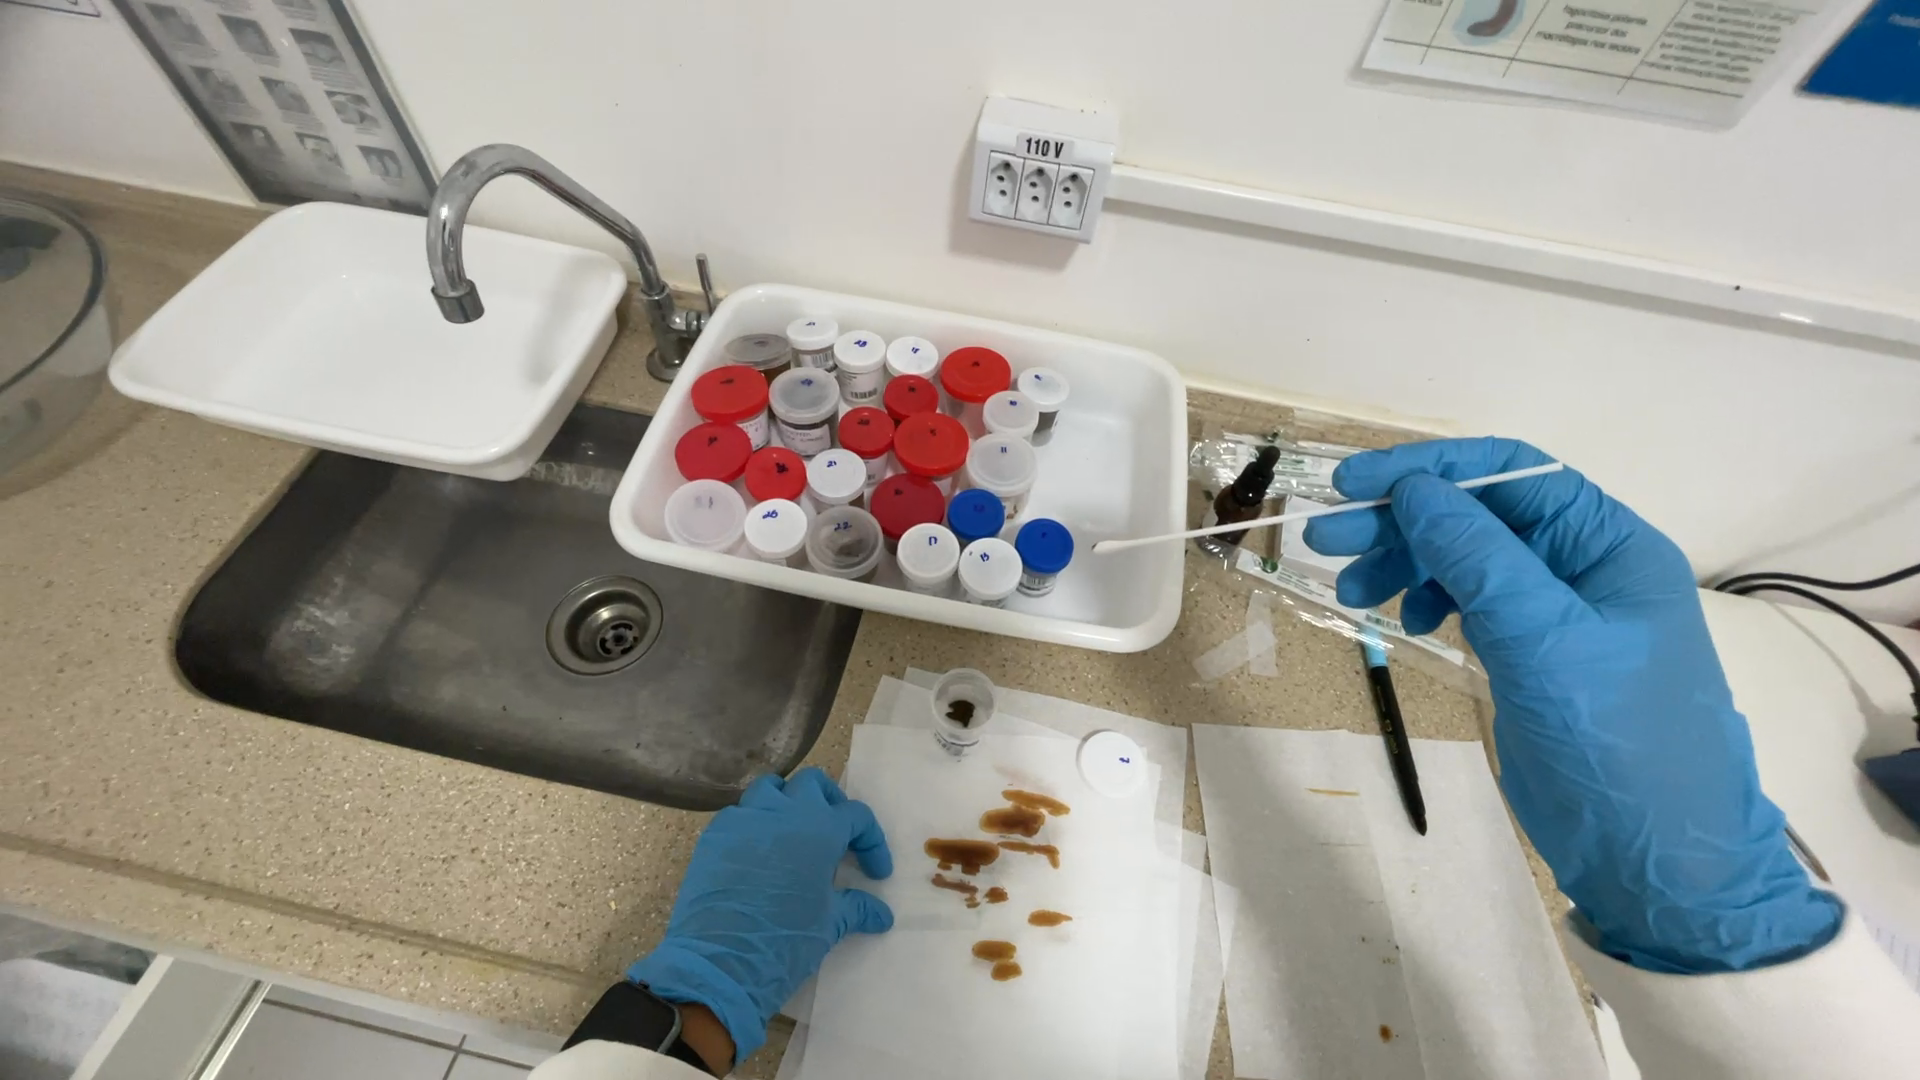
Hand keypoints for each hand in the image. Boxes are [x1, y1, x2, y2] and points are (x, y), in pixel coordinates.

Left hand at [629, 767, 893, 1064]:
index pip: (857, 816)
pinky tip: (755, 854)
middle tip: (834, 834)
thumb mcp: (829, 926)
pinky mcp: (716, 833)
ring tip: (791, 831)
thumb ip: (857, 908)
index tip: (875, 872)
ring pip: (772, 787)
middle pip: (814, 783)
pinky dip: (754, 824)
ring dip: (787, 802)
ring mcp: (747, 818)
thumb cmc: (783, 943)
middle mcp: (786, 813)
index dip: (871, 842)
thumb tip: (882, 914)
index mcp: (821, 831)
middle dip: (829, 802)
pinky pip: (740, 813)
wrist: (717, 967)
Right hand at [1304, 437, 1841, 973]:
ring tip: (1350, 590)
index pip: (1511, 472)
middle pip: (1472, 514)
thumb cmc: (1610, 737)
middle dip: (1397, 520)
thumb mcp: (1541, 637)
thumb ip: (1476, 555)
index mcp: (1605, 544)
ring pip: (1456, 556)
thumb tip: (1412, 488)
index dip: (1428, 467)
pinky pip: (1458, 596)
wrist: (1646, 854)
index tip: (1352, 482)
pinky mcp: (1521, 644)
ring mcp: (1547, 606)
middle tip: (1322, 537)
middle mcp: (1576, 564)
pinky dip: (1420, 598)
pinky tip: (1403, 621)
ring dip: (1398, 562)